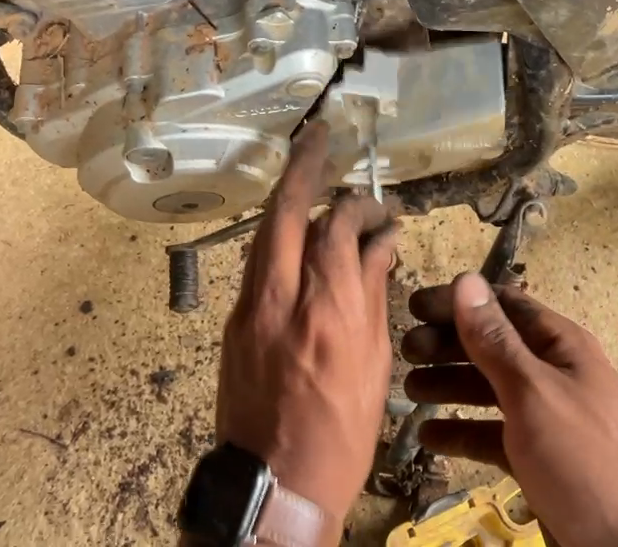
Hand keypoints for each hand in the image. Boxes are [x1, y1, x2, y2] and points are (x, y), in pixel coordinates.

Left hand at [213, 121, 398, 529]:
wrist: (273, 484)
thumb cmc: (341, 433)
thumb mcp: (373, 366)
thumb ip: (371, 295)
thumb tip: (379, 245)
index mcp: (328, 310)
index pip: (340, 230)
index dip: (362, 208)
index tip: (382, 210)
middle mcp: (283, 296)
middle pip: (289, 210)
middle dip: (306, 165)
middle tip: (320, 134)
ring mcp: (251, 305)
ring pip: (266, 230)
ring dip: (287, 194)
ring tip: (305, 167)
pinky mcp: (234, 319)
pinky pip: (258, 260)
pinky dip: (279, 234)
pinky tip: (294, 228)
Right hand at [402, 273, 617, 546]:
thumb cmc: (588, 463)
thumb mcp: (534, 394)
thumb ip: (496, 341)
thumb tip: (466, 280)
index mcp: (562, 346)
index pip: (503, 305)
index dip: (459, 302)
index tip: (414, 306)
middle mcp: (555, 375)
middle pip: (493, 345)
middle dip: (449, 344)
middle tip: (405, 352)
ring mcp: (549, 419)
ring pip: (490, 389)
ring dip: (450, 385)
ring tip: (409, 390)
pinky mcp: (542, 461)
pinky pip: (495, 435)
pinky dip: (463, 432)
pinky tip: (431, 437)